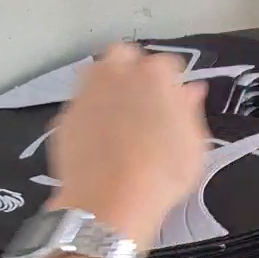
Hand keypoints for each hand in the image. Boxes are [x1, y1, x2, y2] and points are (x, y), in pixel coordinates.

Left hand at [47, 44, 207, 249]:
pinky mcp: (65, 117)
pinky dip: (92, 110)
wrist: (110, 203)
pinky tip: (102, 134)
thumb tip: (191, 90)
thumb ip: (190, 110)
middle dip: (135, 66)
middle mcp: (116, 76)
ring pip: (96, 72)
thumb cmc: (161, 176)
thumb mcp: (193, 145)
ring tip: (122, 110)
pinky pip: (81, 103)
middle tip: (146, 95)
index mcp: (154, 76)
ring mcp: (85, 95)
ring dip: (109, 82)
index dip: (174, 79)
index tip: (178, 96)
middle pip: (124, 54)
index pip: (167, 62)